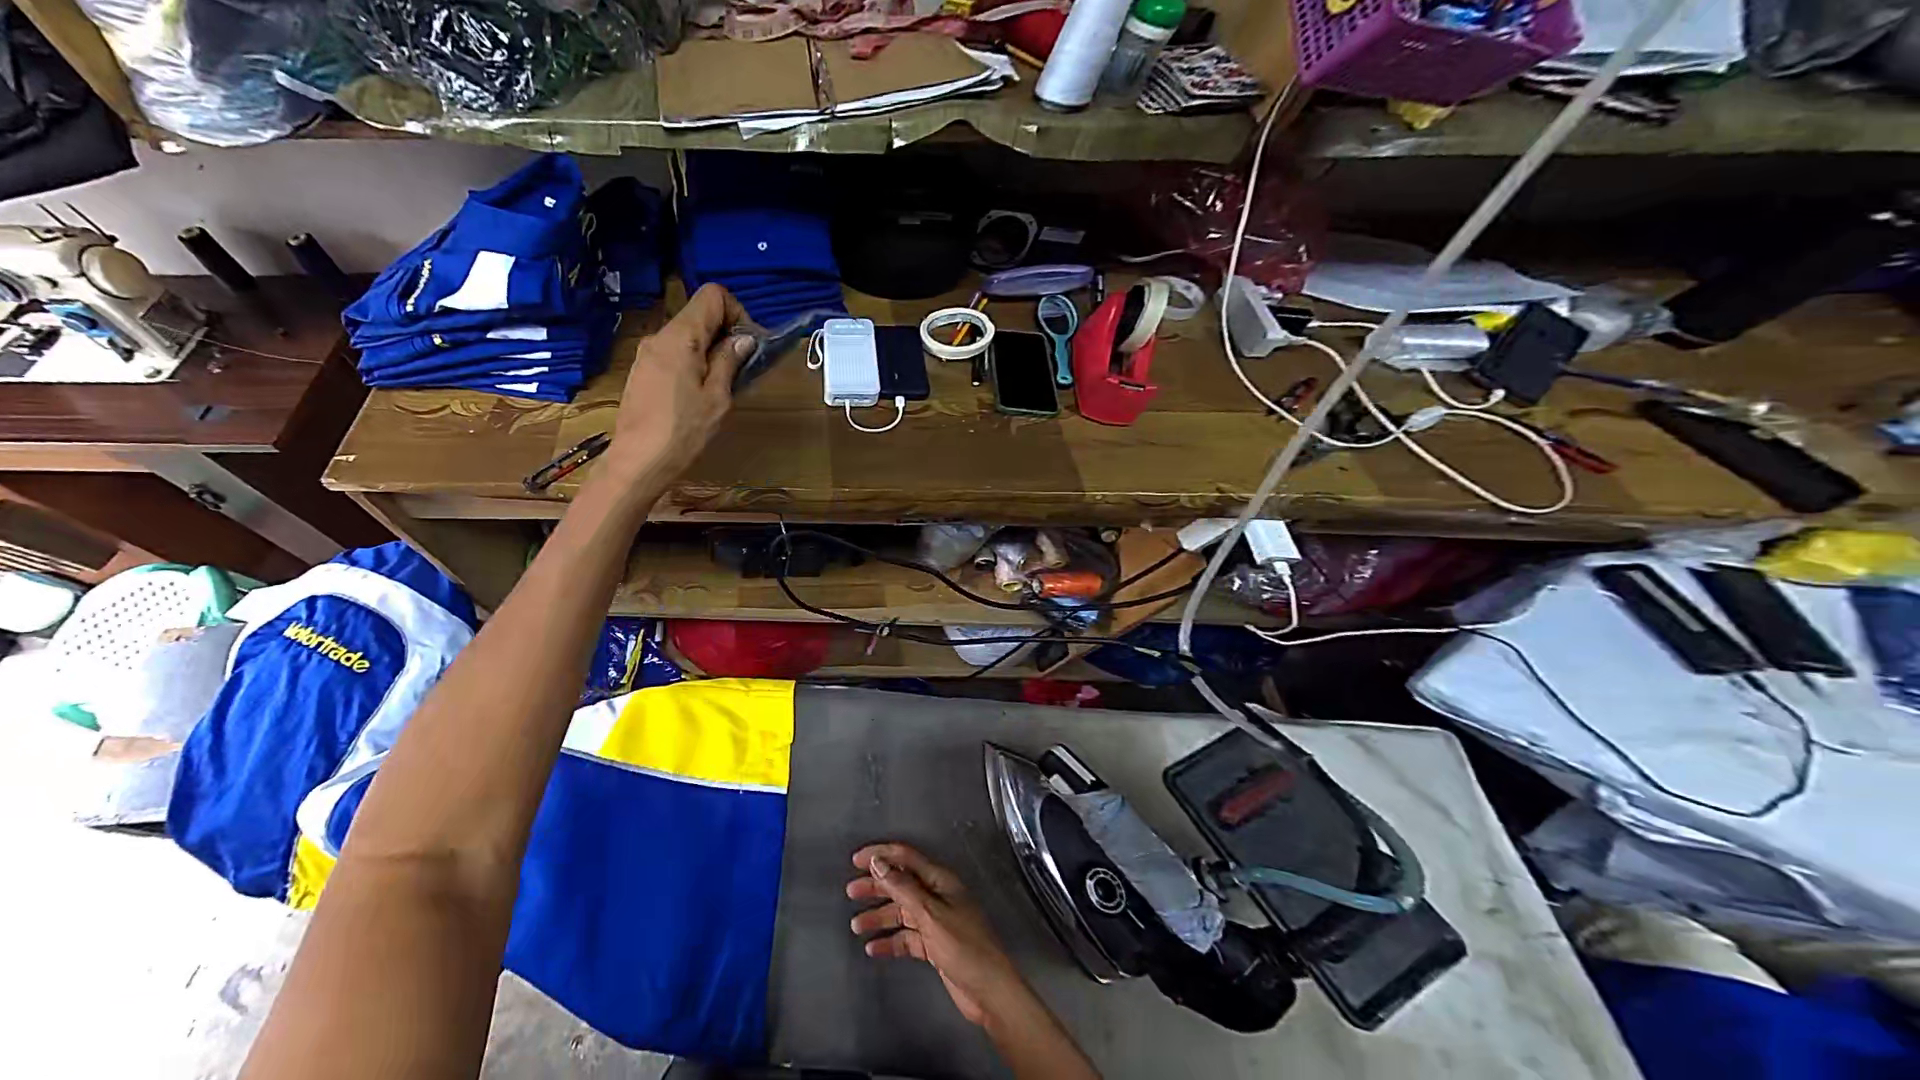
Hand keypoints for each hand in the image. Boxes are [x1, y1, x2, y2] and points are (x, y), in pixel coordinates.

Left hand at [604, 283, 755, 487]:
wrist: (638, 462)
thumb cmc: (683, 431)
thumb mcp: (717, 397)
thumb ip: (729, 361)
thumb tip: (744, 339)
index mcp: (680, 336)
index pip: (712, 296)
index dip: (737, 312)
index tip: (748, 345)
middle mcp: (660, 336)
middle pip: (700, 314)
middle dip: (726, 333)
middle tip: (742, 368)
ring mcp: (648, 353)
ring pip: (688, 335)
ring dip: (711, 350)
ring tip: (723, 385)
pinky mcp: (644, 371)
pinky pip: (675, 352)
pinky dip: (694, 361)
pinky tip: (700, 393)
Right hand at [848, 843, 1028, 1027]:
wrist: (989, 990)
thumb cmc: (963, 946)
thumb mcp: (930, 915)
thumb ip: (903, 888)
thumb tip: (879, 862)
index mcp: (940, 881)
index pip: (907, 858)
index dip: (881, 855)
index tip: (856, 859)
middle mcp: (937, 896)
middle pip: (902, 884)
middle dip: (876, 886)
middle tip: (851, 891)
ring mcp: (936, 921)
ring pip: (902, 912)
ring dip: (880, 916)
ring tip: (856, 925)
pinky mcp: (934, 945)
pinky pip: (907, 937)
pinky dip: (891, 940)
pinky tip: (873, 948)